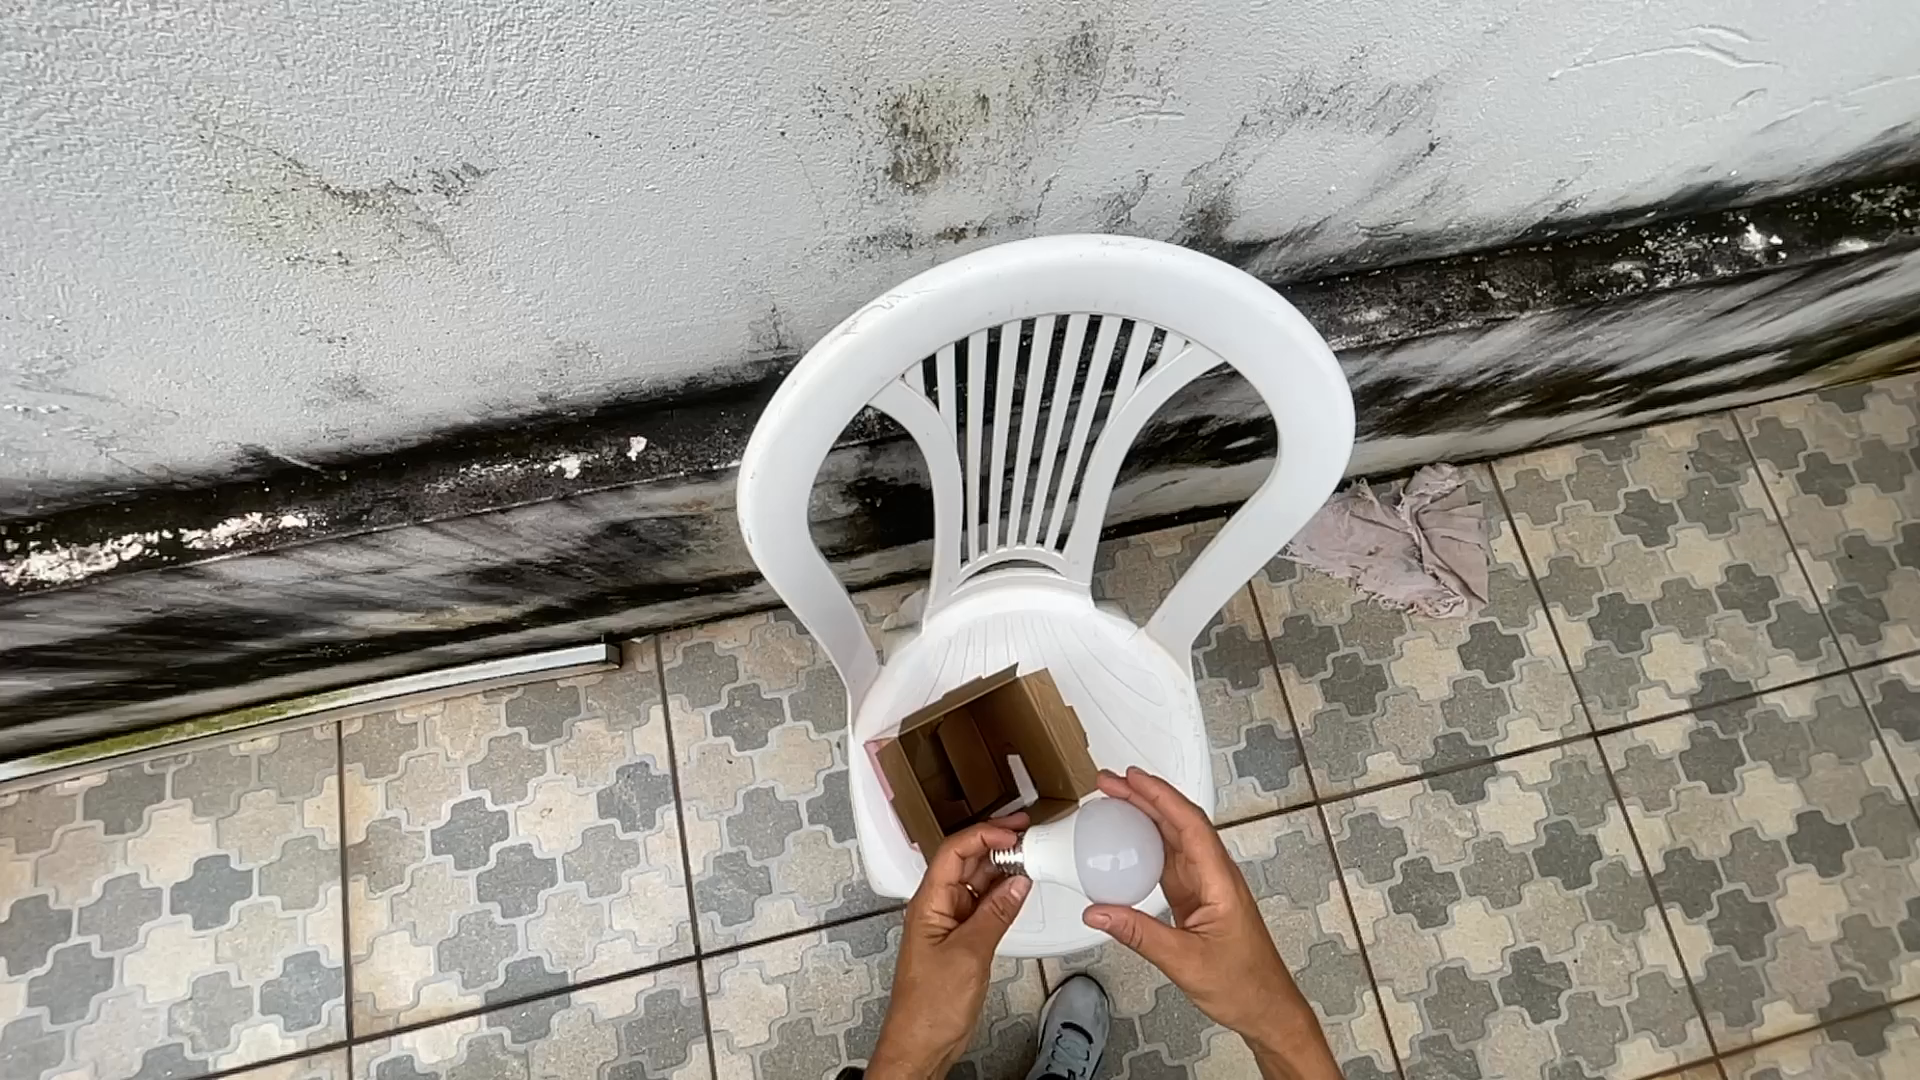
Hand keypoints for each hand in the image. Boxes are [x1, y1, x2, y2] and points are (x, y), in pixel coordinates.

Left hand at [868, 815, 1031, 1078]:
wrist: (920, 1046)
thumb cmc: (929, 1009)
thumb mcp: (969, 955)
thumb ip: (996, 915)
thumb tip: (1017, 883)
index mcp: (928, 902)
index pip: (954, 851)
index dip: (983, 835)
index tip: (1010, 832)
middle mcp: (936, 905)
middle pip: (965, 860)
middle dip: (994, 842)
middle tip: (1022, 830)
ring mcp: (948, 920)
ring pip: (975, 880)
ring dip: (1000, 866)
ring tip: (1026, 855)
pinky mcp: (959, 936)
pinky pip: (981, 903)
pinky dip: (1001, 893)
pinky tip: (1017, 888)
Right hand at [1082, 769, 1338, 1077]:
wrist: (1268, 1011)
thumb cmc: (1246, 986)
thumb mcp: (1185, 962)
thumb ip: (1138, 934)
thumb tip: (1099, 912)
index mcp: (1220, 880)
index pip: (1190, 823)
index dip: (1160, 795)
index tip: (1133, 778)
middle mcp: (1214, 873)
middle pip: (1178, 820)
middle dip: (1143, 794)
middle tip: (1110, 782)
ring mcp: (1204, 882)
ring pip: (1172, 834)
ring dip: (1143, 812)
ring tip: (1113, 798)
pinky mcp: (1195, 894)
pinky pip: (1167, 856)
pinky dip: (1144, 840)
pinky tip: (1126, 838)